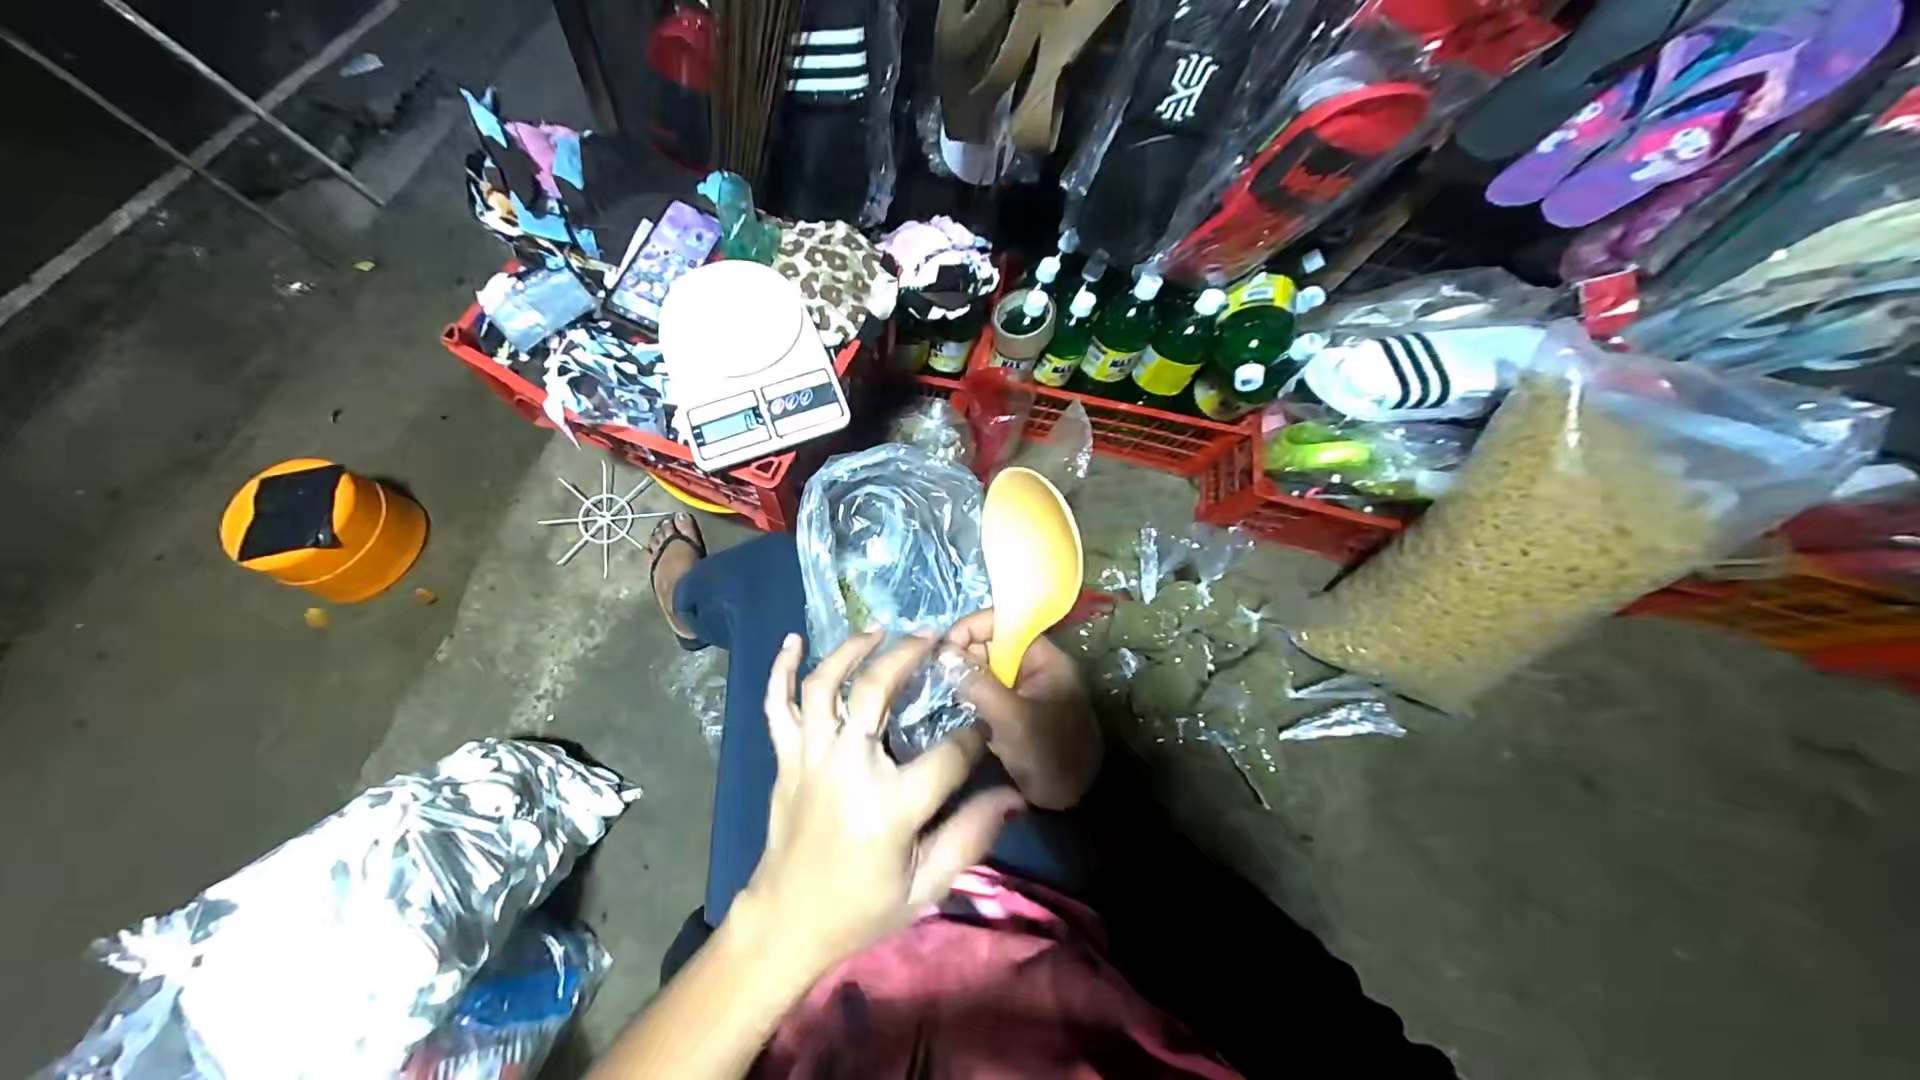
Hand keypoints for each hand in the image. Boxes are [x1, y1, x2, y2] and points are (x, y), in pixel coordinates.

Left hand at [734, 632, 1024, 980]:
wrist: (787, 923)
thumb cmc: (862, 907)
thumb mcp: (926, 887)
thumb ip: (971, 836)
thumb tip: (1014, 795)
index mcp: (890, 804)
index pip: (948, 754)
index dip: (974, 736)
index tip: (984, 727)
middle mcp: (846, 767)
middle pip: (875, 691)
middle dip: (908, 656)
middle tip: (932, 637)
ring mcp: (810, 757)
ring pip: (824, 686)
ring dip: (851, 650)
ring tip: (879, 629)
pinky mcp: (786, 758)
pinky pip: (777, 705)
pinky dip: (781, 670)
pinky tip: (792, 641)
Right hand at [946, 611, 1101, 810]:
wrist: (1076, 804)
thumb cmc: (1051, 756)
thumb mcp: (1013, 719)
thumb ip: (978, 683)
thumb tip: (943, 653)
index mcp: (1044, 658)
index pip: (1003, 623)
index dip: (971, 628)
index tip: (942, 651)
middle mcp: (1033, 667)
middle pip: (990, 644)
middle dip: (963, 655)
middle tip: (937, 677)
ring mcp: (1024, 690)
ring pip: (985, 670)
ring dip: (963, 678)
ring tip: (941, 692)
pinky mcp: (1013, 712)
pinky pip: (986, 693)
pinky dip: (969, 697)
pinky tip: (954, 708)